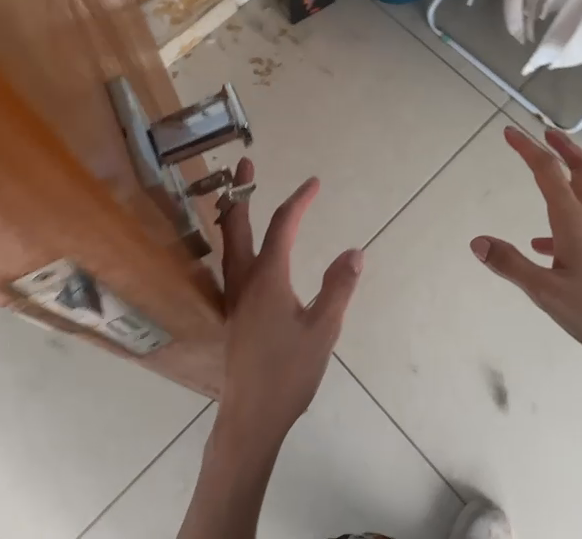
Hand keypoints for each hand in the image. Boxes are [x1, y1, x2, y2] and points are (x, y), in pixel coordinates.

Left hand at [213, 161, 363, 449]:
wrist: (252, 415)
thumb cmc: (289, 372)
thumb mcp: (324, 330)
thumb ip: (338, 287)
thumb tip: (355, 251)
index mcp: (267, 278)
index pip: (283, 226)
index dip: (299, 201)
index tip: (314, 182)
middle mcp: (244, 281)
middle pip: (236, 225)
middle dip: (241, 192)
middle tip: (243, 165)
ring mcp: (233, 298)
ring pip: (226, 244)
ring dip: (232, 215)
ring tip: (237, 197)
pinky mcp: (233, 315)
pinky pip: (228, 264)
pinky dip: (232, 241)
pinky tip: (241, 252)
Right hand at [470, 127, 581, 380]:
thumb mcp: (546, 293)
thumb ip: (511, 264)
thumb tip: (477, 241)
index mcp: (574, 222)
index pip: (548, 172)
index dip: (527, 148)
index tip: (509, 131)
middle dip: (564, 146)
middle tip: (545, 132)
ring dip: (569, 174)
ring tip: (546, 174)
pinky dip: (567, 215)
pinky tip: (546, 245)